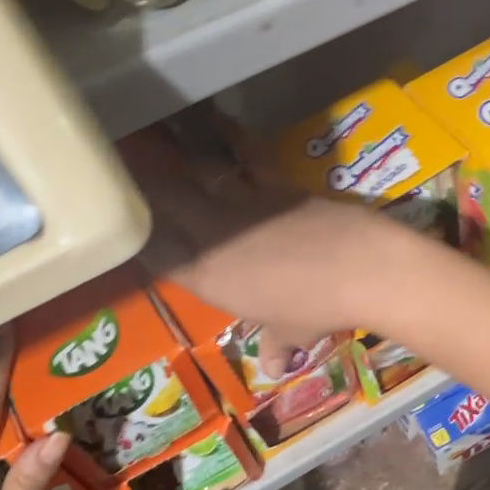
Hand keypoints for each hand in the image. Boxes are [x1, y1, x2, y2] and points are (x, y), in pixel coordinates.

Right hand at [119, 126, 425, 361]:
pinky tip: (218, 119)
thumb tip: (276, 370)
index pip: (158, 255)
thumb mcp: (294, 333)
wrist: (363, 271)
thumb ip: (278, 347)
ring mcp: (243, 205)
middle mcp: (214, 237)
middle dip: (143, 186)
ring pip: (198, 175)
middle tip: (126, 169)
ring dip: (178, 158)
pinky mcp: (275, 183)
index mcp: (209, 280)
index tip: (127, 223)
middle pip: (165, 204)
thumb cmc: (320, 312)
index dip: (139, 237)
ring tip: (154, 139)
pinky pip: (247, 154)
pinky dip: (233, 136)